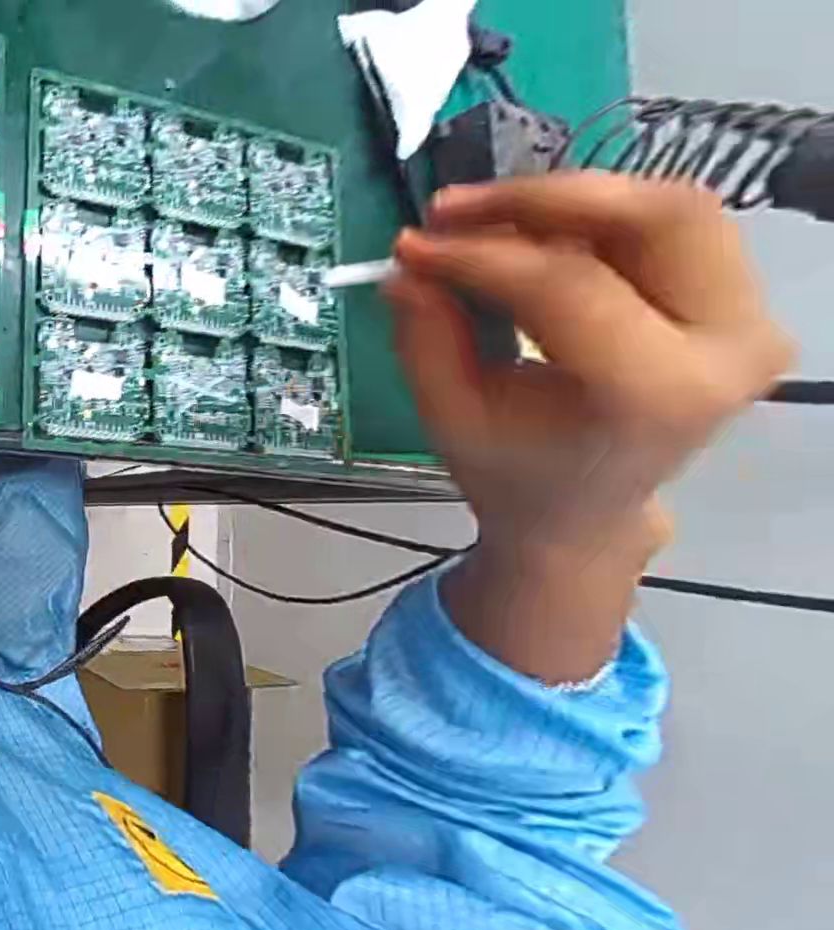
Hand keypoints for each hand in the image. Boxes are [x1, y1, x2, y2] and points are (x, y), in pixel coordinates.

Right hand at [387, 174, 793, 678]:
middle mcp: (729, 342)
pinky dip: (586, 221)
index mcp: (650, 391)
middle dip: (545, 198)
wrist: (582, 506)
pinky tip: (521, 236)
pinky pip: (669, 231)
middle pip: (661, 217)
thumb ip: (427, 344)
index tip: (410, 248)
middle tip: (452, 207)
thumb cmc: (508, 473)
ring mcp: (751, 315)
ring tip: (478, 217)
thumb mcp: (449, 418)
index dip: (480, 256)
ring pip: (675, 209)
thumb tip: (403, 274)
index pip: (568, 287)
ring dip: (567, 201)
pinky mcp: (740, 299)